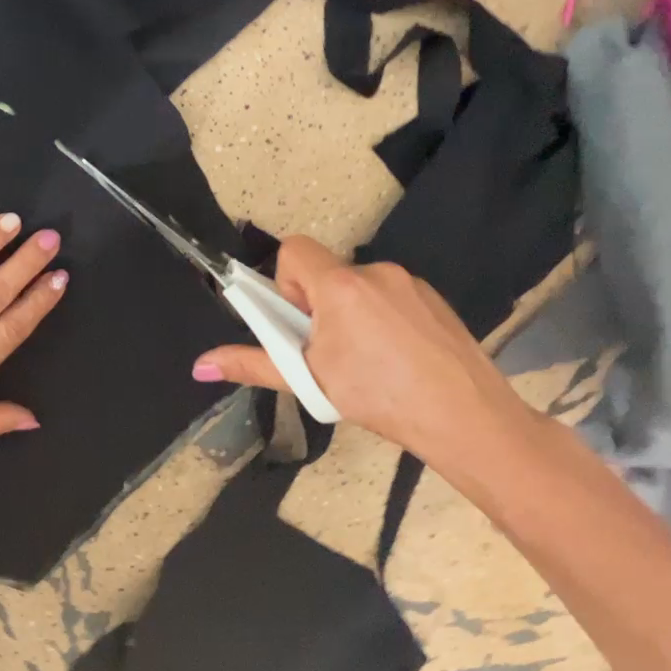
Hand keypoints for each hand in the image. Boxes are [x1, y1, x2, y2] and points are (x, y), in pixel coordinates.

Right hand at [191, 235, 532, 460]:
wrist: (471, 421)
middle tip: (330, 351)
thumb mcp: (308, 381)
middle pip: (326, 272)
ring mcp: (411, 284)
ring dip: (351, 313)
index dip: (286, 282)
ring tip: (368, 361)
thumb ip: (251, 365)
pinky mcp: (437, 300)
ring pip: (360, 287)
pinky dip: (384, 319)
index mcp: (340, 286)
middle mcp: (375, 273)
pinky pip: (392, 296)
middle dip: (318, 305)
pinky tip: (399, 360)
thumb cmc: (381, 397)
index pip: (294, 250)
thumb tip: (199, 366)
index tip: (299, 321)